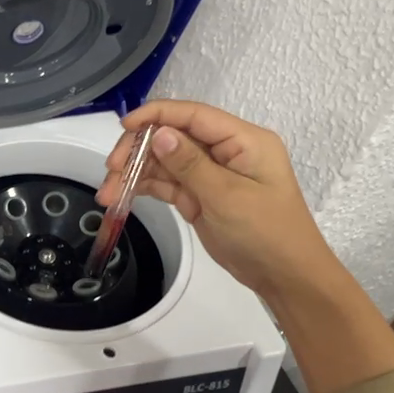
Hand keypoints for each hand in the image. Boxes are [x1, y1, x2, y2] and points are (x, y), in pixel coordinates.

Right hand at [95, 100, 337, 298]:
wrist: (285, 277)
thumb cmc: (266, 233)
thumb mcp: (227, 197)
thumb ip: (191, 164)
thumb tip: (160, 135)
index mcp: (243, 141)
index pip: (194, 115)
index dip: (157, 115)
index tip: (124, 127)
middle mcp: (226, 151)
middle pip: (173, 136)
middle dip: (138, 149)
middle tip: (111, 170)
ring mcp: (211, 174)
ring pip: (164, 161)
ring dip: (134, 173)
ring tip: (108, 193)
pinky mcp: (200, 195)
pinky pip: (167, 182)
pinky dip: (144, 187)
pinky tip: (120, 196)